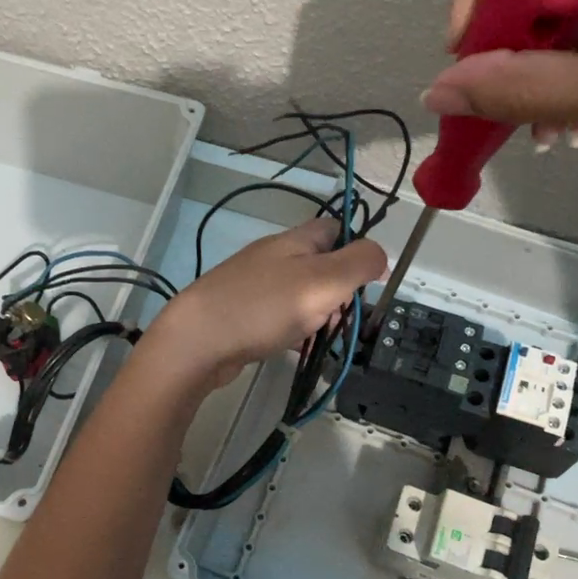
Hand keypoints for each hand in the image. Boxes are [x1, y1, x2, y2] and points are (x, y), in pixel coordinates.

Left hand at [135, 220, 385, 392]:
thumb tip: (380, 255)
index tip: (369, 282)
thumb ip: (358, 263)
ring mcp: (254, 286)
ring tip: (318, 339)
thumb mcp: (323, 281)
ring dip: (317, 317)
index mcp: (295, 241)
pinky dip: (293, 333)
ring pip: (301, 296)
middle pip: (321, 267)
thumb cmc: (264, 307)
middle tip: (340, 319)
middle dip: (339, 294)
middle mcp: (274, 257)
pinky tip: (295, 349)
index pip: (336, 229)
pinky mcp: (241, 314)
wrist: (197, 340)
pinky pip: (279, 319)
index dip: (358, 249)